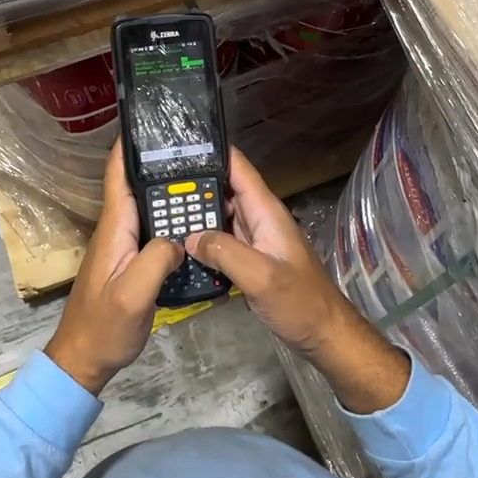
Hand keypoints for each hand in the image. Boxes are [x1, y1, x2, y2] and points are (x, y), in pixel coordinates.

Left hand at [43, 141, 184, 395]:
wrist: (85, 359)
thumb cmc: (104, 326)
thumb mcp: (132, 296)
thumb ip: (156, 261)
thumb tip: (178, 237)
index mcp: (115, 227)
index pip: (119, 174)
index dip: (130, 144)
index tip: (150, 119)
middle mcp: (118, 228)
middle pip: (137, 184)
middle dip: (159, 160)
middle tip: (196, 143)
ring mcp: (125, 245)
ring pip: (148, 206)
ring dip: (169, 189)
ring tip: (203, 172)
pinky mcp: (134, 261)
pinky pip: (154, 228)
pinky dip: (172, 216)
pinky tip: (194, 217)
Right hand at [184, 149, 409, 412]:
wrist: (324, 335)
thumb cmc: (299, 301)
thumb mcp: (260, 277)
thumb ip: (225, 252)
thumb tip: (190, 236)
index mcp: (266, 212)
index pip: (238, 168)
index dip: (212, 151)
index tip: (179, 142)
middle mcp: (260, 219)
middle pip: (224, 189)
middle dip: (194, 182)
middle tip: (153, 179)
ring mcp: (256, 240)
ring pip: (221, 215)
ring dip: (196, 211)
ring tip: (158, 206)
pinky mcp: (251, 259)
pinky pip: (223, 240)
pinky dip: (204, 238)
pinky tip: (180, 243)